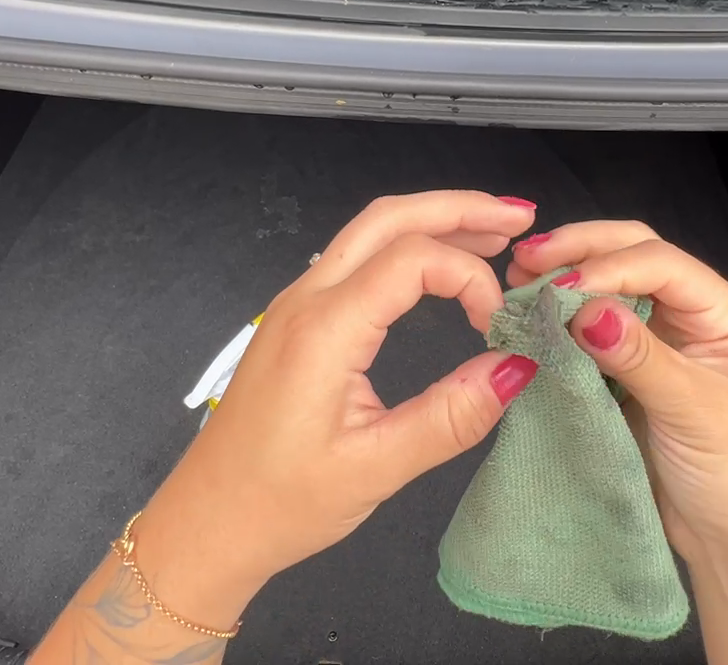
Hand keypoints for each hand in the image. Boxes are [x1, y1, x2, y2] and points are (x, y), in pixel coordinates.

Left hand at [130, 191, 541, 630]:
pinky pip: (358, 255)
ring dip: (433, 220)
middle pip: (388, 217)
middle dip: (458, 208)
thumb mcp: (375, 469)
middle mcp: (308, 296)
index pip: (411, 259)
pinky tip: (439, 265)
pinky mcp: (300, 314)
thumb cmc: (284, 502)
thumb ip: (450, 416)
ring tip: (494, 233)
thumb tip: (517, 366)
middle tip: (519, 216)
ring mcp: (298, 299)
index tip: (499, 326)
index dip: (469, 277)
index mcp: (324, 328)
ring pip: (370, 229)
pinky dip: (407, 243)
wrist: (208, 519)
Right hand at [509, 222, 727, 664]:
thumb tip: (584, 309)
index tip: (559, 290)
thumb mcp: (696, 413)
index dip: (608, 266)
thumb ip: (641, 357)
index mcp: (720, 311)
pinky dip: (559, 316)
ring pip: (606, 284)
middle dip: (579, 250)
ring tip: (517, 277)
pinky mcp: (625, 366)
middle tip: (524, 258)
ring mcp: (655, 337)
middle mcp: (687, 311)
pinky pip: (588, 327)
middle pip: (631, 253)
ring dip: (563, 275)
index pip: (659, 262)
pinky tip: (528, 314)